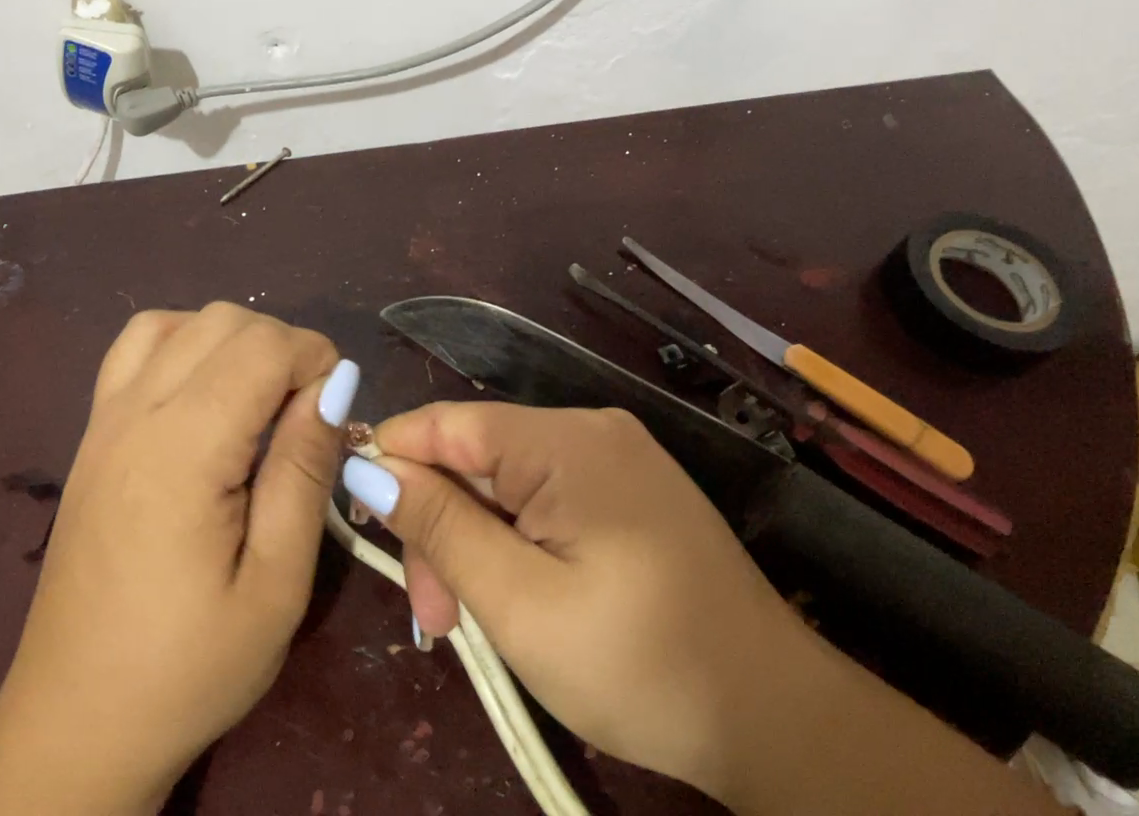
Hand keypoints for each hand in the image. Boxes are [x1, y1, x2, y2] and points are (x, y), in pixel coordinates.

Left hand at [0, 304, 357, 814]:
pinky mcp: (89, 442)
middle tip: (307, 419)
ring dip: (231, 342)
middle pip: (221, 321)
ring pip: (173, 322)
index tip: (337, 417)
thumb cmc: (190, 667)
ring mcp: (101, 424)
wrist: (77, 722)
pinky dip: (182, 348)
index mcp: (182, 451)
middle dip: (282, 348)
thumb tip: (334, 387)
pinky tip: (206, 402)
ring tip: (259, 405)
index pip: (261, 345)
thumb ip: (303, 472)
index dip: (317, 360)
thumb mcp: (276, 583)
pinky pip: (133, 353)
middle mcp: (133, 416)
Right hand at [353, 402, 807, 796]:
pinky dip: (514, 545)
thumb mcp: (519, 602)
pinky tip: (517, 596)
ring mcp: (617, 461)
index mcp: (565, 442)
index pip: (444, 423)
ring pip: (505, 484)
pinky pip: (544, 500)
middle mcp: (590, 431)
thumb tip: (369, 466)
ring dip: (475, 545)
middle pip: (474, 458)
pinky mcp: (630, 494)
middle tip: (436, 619)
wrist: (771, 714)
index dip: (392, 464)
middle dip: (441, 528)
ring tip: (473, 622)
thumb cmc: (638, 664)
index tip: (367, 535)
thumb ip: (440, 526)